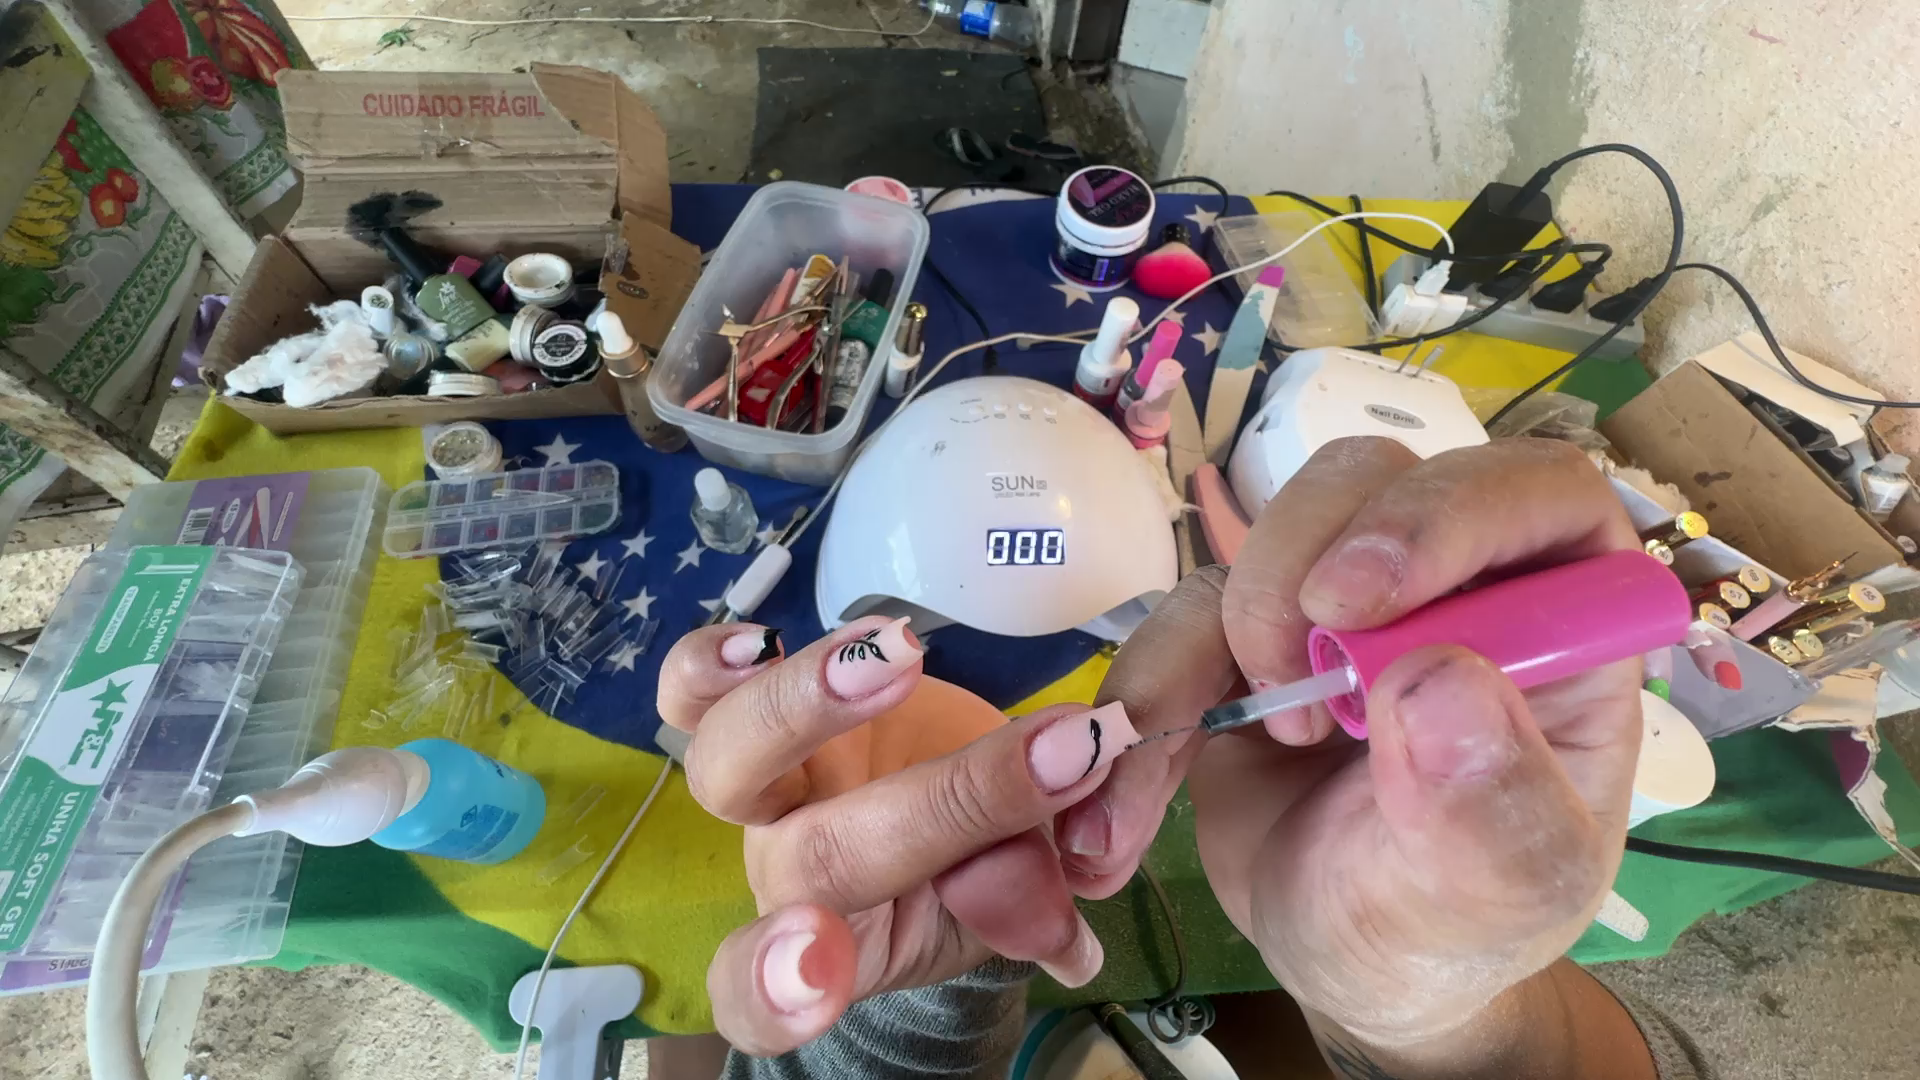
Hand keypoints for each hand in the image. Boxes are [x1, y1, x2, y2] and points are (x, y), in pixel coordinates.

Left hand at [659, 617, 1135, 1054]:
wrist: (948, 794)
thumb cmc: (991, 853)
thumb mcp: (1032, 884)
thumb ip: (1046, 889)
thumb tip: (1076, 908)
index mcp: (846, 946)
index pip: (768, 996)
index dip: (779, 989)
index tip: (817, 967)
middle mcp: (790, 872)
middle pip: (817, 857)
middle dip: (953, 803)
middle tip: (1055, 749)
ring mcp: (766, 789)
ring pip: (728, 763)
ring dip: (811, 705)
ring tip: (907, 652)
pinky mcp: (754, 713)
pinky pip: (692, 694)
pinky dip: (707, 666)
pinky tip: (764, 636)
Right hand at [1063, 437, 1644, 1046]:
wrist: (1330, 948)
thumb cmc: (1434, 923)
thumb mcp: (1489, 897)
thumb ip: (1492, 809)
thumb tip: (1439, 681)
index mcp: (1547, 628)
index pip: (1525, 495)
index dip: (1439, 514)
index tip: (1351, 605)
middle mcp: (1435, 589)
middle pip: (1361, 481)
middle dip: (1295, 568)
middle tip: (1283, 683)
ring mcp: (1326, 605)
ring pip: (1255, 541)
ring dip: (1218, 638)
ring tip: (1237, 747)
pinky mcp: (1238, 632)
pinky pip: (1178, 614)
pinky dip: (1149, 682)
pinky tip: (1142, 773)